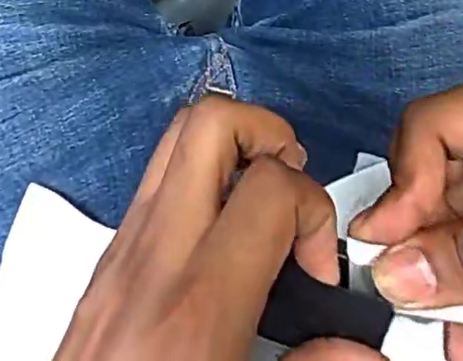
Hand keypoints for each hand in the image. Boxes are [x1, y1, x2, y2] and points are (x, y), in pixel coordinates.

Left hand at [55, 96, 358, 360]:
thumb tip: (355, 347)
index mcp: (197, 304)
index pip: (269, 185)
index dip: (315, 209)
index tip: (319, 262)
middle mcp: (154, 256)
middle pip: (212, 123)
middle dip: (267, 133)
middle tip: (290, 184)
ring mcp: (123, 245)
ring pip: (178, 134)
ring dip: (231, 145)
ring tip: (260, 198)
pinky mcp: (107, 255)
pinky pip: (156, 176)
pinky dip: (199, 176)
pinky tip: (221, 231)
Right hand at [350, 66, 462, 360]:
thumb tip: (383, 269)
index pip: (432, 125)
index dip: (405, 181)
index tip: (384, 247)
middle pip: (429, 169)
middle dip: (418, 233)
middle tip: (406, 296)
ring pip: (441, 215)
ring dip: (434, 271)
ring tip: (441, 330)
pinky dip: (456, 290)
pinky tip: (461, 333)